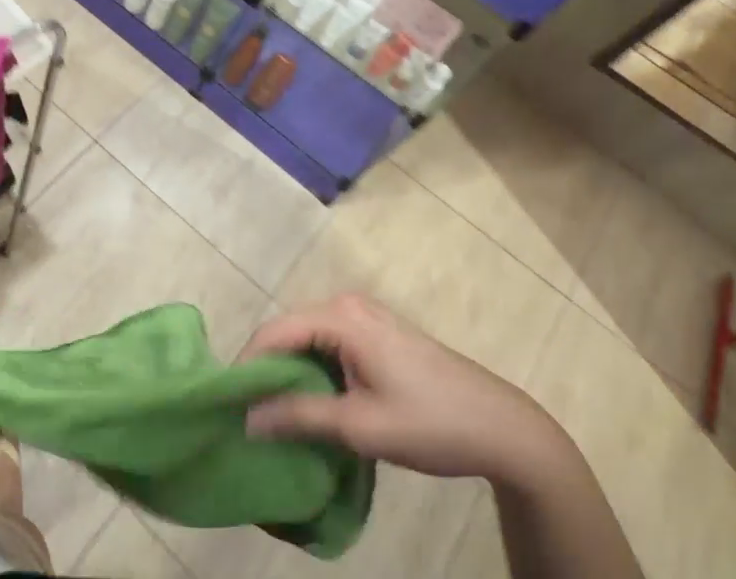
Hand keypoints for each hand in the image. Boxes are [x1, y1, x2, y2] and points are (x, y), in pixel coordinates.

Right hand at [241, 295, 565, 483]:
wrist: (506, 430)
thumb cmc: (431, 423)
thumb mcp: (359, 426)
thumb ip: (298, 416)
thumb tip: (246, 418)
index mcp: (342, 317)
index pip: (274, 333)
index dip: (248, 367)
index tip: (229, 404)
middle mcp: (350, 306)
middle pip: (289, 332)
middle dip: (267, 370)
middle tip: (250, 412)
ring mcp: (367, 318)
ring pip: (309, 340)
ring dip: (291, 373)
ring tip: (275, 412)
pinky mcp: (380, 335)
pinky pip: (330, 345)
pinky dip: (315, 371)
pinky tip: (313, 403)